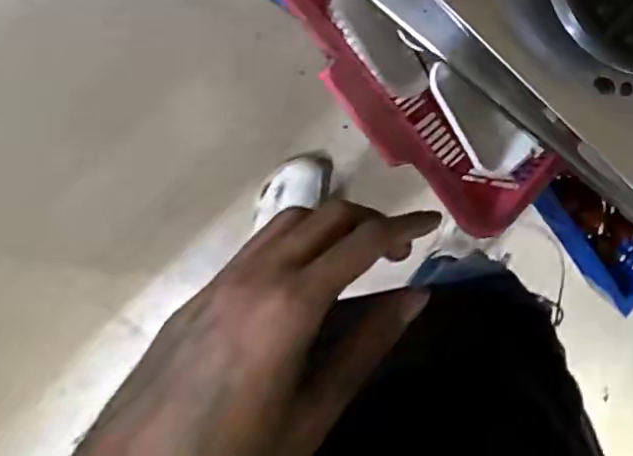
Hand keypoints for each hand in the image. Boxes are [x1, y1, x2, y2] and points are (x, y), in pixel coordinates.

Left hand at [76, 200, 440, 455]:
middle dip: (372, 219)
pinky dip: (296, 241)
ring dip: (331, 223)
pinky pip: (259, 245)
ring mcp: (222, 281)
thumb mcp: (309, 418)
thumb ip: (366, 348)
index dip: (405, 224)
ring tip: (352, 255)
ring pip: (291, 220)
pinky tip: (299, 281)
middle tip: (398, 247)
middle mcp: (258, 275)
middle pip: (329, 214)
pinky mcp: (198, 296)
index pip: (364, 241)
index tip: (434, 221)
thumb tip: (416, 297)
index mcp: (291, 304)